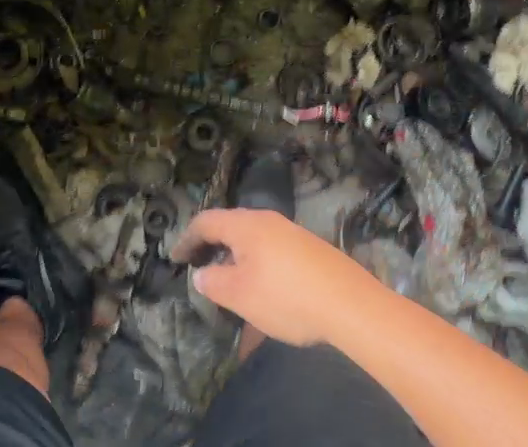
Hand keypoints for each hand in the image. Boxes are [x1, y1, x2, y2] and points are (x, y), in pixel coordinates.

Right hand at [169, 209, 379, 345]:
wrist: (351, 306)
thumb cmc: (286, 297)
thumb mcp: (240, 295)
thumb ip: (213, 282)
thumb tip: (201, 274)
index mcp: (246, 225)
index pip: (206, 221)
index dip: (187, 239)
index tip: (175, 259)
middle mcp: (268, 221)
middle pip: (230, 225)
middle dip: (210, 244)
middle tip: (197, 265)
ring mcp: (293, 233)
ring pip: (253, 237)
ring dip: (235, 254)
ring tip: (228, 278)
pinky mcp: (311, 249)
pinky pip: (272, 248)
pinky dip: (256, 261)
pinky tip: (263, 285)